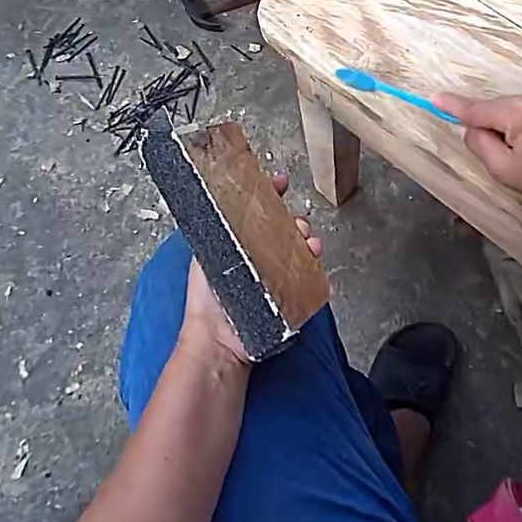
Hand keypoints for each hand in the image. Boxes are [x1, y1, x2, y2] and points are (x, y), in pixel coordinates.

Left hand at [176, 173, 322, 366]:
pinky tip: (314, 256)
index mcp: (240, 242)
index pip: (258, 212)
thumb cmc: (208, 301)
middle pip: (285, 226)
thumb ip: (218, 229)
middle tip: (296, 224)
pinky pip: (310, 270)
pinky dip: (315, 260)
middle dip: (294, 220)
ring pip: (301, 246)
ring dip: (307, 238)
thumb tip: (224, 200)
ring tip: (307, 242)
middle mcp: (261, 255)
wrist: (222, 341)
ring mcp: (278, 273)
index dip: (270, 193)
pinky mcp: (293, 291)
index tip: (281, 181)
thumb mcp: (206, 256)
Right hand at [433, 93, 521, 206]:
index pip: (478, 109)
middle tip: (509, 156)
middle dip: (495, 126)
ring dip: (515, 124)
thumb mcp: (504, 170)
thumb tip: (471, 128)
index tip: (435, 98)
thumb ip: (480, 144)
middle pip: (499, 108)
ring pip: (519, 107)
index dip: (454, 106)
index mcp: (519, 112)